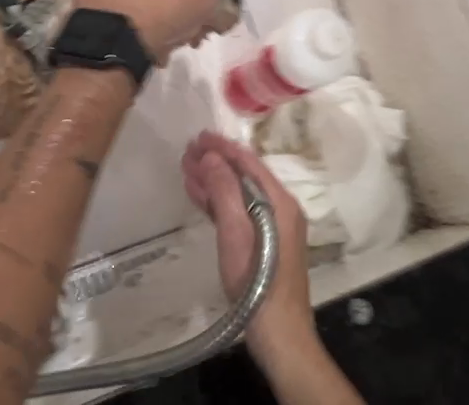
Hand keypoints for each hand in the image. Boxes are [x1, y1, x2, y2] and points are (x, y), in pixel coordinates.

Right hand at [182, 132, 312, 356]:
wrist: (279, 333)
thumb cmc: (256, 281)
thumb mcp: (235, 231)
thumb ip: (224, 191)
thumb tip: (211, 157)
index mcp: (280, 201)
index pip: (249, 163)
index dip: (223, 147)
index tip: (199, 136)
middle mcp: (281, 209)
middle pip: (245, 176)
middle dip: (216, 161)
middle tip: (188, 151)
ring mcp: (274, 227)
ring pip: (241, 193)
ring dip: (215, 180)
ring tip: (187, 169)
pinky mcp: (265, 243)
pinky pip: (241, 211)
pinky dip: (220, 201)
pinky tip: (200, 197)